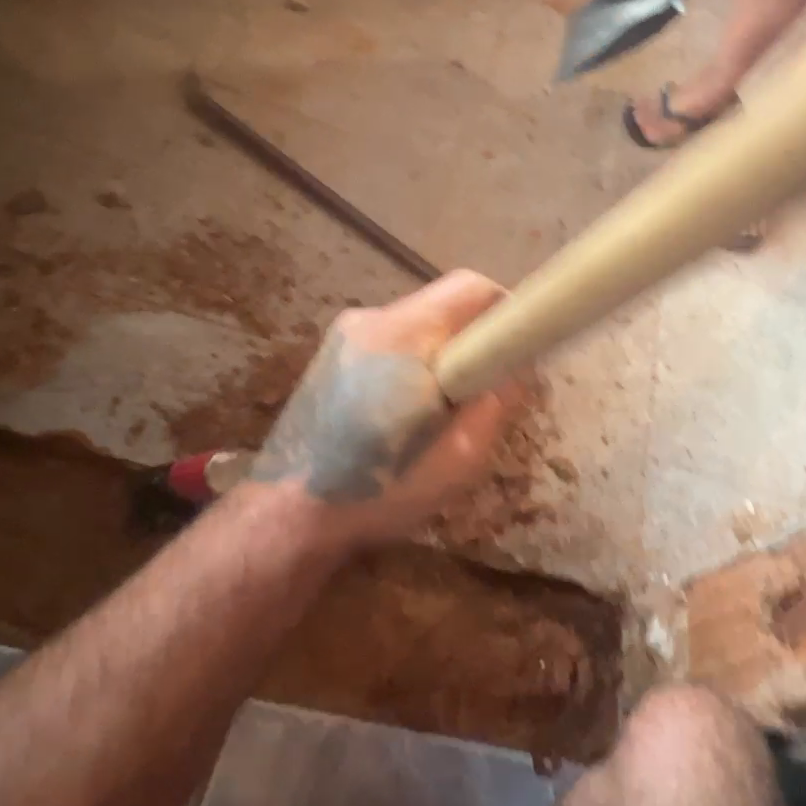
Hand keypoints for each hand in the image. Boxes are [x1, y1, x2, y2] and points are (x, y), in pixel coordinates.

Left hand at [245, 270, 525, 545]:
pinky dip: (411, 366)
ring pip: (418, 327)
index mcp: (403, 335)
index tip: (516, 354)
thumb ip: (497, 402)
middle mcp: (370, 320)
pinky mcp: (329, 355)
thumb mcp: (460, 458)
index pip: (472, 289)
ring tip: (439, 414)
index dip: (505, 312)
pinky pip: (391, 344)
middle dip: (473, 342)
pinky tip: (403, 417)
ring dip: (441, 357)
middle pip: (444, 307)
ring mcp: (344, 335)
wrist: (287, 517)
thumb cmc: (380, 489)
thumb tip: (518, 367)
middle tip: (482, 394)